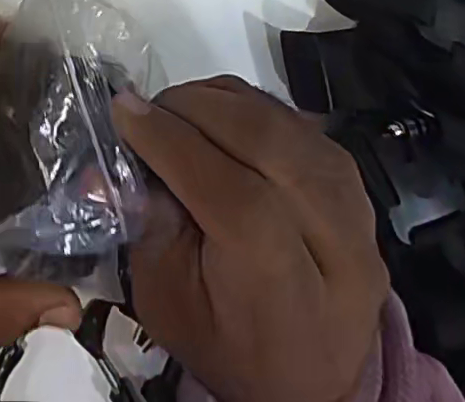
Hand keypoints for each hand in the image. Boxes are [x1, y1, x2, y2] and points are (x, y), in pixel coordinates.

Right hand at [112, 75, 387, 401]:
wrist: (310, 365)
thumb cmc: (230, 341)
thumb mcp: (169, 304)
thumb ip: (145, 228)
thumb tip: (112, 161)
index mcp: (291, 292)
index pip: (236, 199)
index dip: (174, 145)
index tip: (125, 111)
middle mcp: (337, 238)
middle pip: (264, 143)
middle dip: (191, 111)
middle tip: (145, 110)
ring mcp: (352, 197)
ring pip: (276, 117)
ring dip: (214, 100)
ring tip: (173, 112)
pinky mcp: (348, 169)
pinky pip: (288, 113)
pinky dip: (241, 103)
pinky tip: (210, 115)